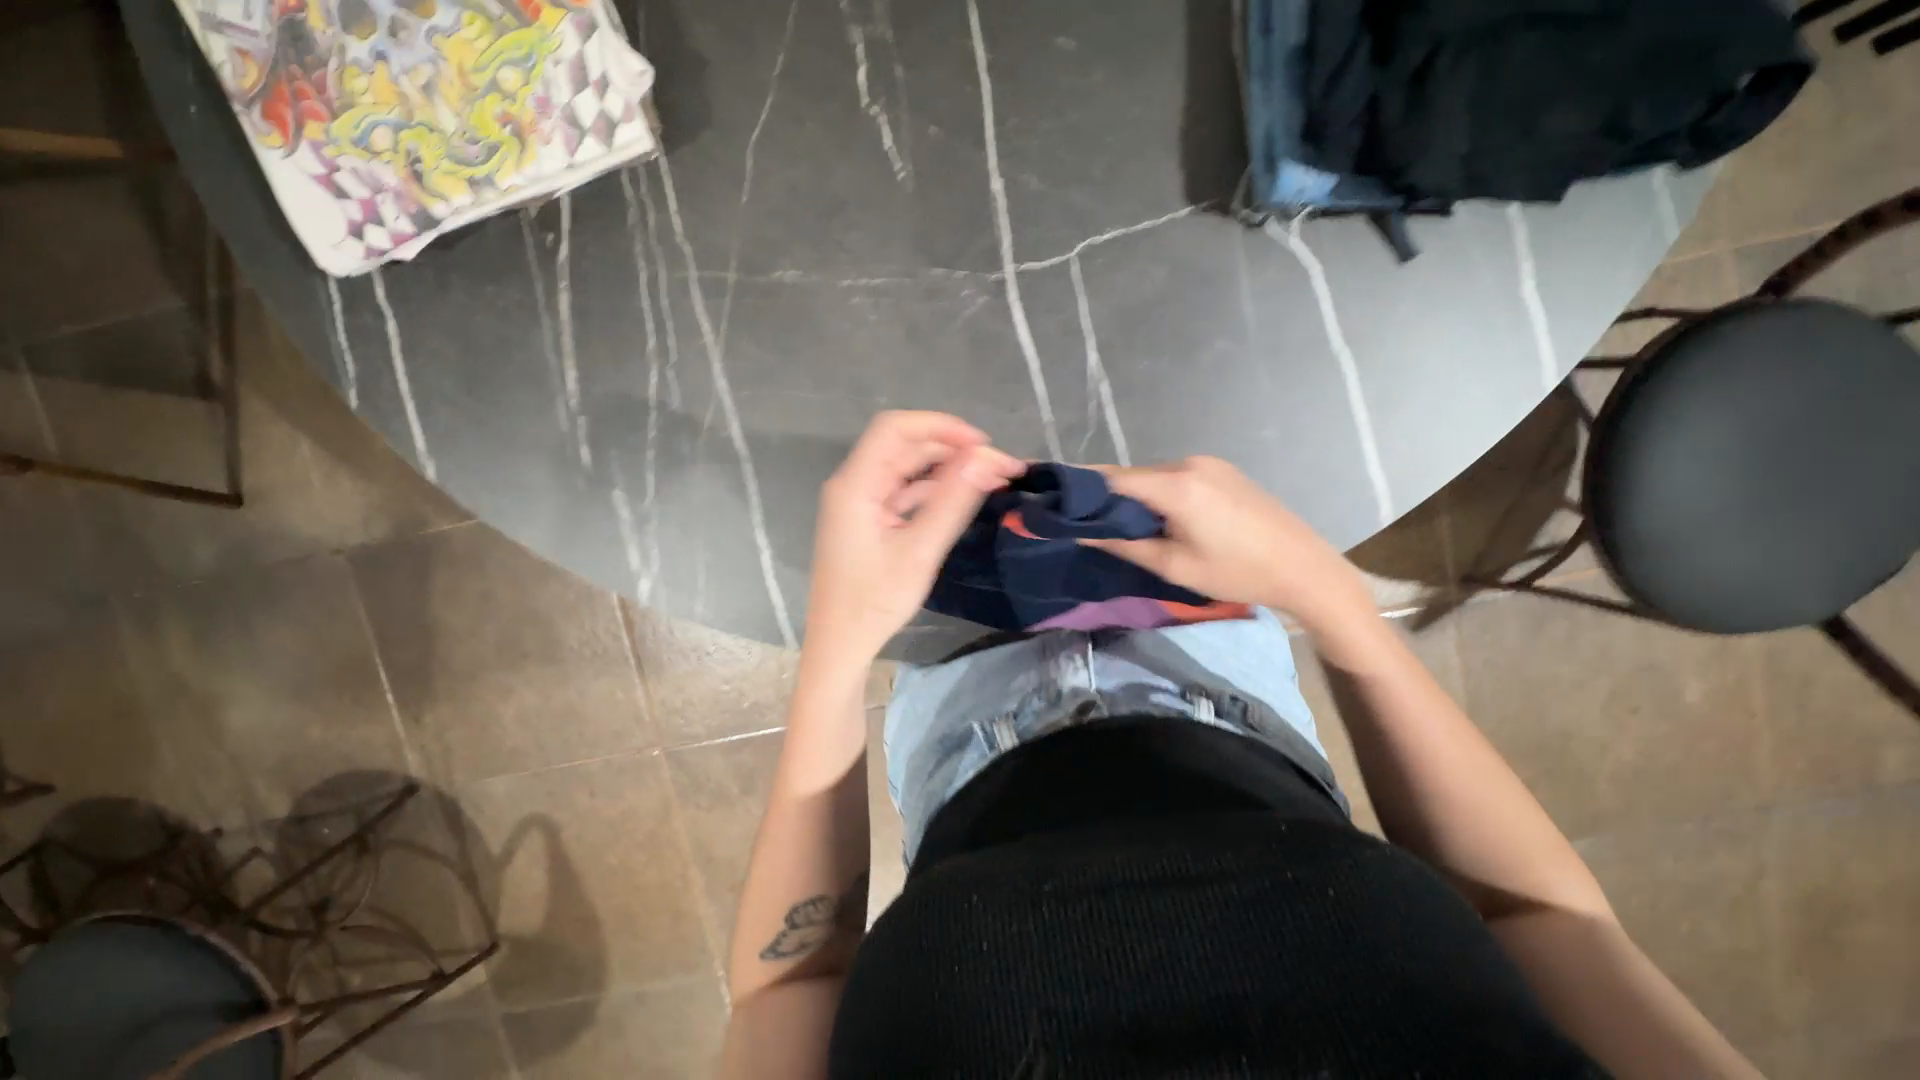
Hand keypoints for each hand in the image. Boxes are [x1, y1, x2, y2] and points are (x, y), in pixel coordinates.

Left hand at [805, 411, 1023, 661]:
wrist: (840, 645)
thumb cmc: (873, 602)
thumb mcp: (919, 551)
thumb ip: (952, 501)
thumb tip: (985, 459)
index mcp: (855, 485)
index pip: (896, 429)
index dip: (941, 426)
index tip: (982, 444)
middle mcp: (853, 485)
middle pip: (904, 446)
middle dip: (953, 449)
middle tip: (1000, 466)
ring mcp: (860, 503)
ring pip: (907, 469)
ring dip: (947, 470)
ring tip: (992, 480)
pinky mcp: (868, 521)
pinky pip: (903, 492)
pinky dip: (934, 490)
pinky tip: (965, 498)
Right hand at [1082, 456, 1373, 631]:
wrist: (1304, 568)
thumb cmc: (1237, 573)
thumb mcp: (1174, 565)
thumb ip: (1123, 542)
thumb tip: (1079, 530)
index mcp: (1175, 485)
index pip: (1109, 478)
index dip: (1075, 487)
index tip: (1047, 498)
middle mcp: (1188, 463)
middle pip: (1129, 475)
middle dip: (1102, 495)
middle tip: (1078, 521)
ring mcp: (1208, 463)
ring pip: (1150, 477)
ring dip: (1131, 496)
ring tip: (1118, 526)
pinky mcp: (1221, 470)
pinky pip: (1174, 477)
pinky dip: (1156, 493)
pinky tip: (1157, 518)